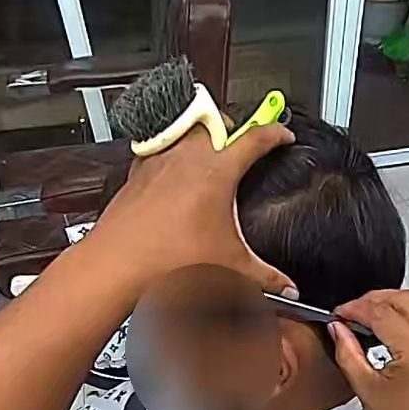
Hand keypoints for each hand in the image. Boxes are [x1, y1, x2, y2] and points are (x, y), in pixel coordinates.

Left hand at [85, 123, 296, 295]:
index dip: (275, 132)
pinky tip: (179, 180)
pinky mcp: (139, 171)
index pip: (255, 138)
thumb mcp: (230, 266)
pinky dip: (174, 155)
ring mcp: (159, 159)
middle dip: (234, 128)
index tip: (282, 135)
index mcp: (216, 171)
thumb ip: (267, 277)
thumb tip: (288, 288)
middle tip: (244, 147)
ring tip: (212, 160)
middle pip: (217, 121)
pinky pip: (161, 148)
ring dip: (203, 136)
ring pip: (187, 129)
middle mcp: (187, 157)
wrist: (120, 263)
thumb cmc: (168, 258)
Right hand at [326, 291, 408, 409]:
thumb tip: (339, 330)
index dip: (356, 308)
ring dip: (395, 305)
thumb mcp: (368, 392)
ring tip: (370, 317)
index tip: (341, 314)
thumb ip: (349, 353)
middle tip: (353, 311)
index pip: (383, 312)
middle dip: (375, 299)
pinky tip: (394, 329)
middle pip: (406, 299)